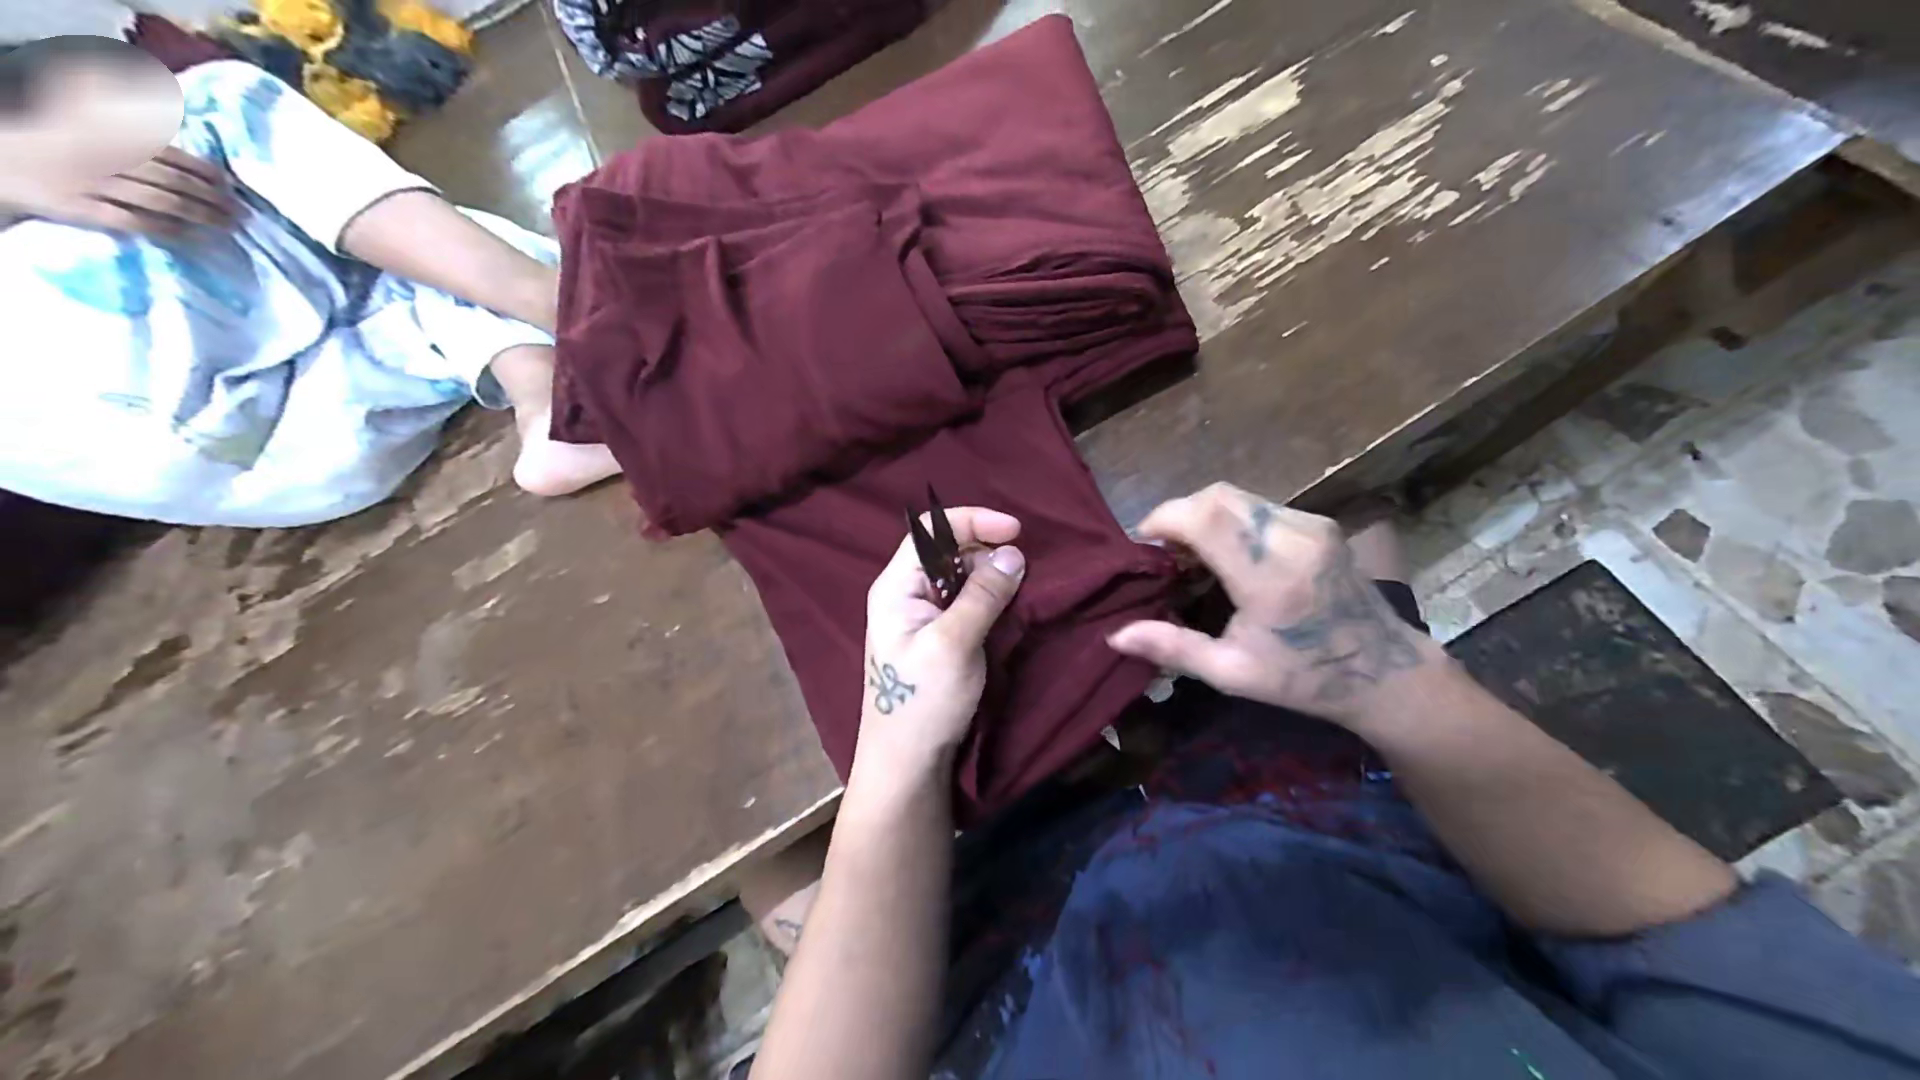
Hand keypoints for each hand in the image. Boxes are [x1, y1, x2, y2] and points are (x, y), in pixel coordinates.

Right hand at [0, 147, 236, 235]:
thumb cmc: (48, 145)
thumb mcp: (82, 126)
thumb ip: (123, 129)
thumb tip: (168, 129)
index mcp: (104, 135)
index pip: (168, 154)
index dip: (205, 171)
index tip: (231, 185)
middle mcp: (102, 158)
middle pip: (173, 181)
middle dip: (215, 198)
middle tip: (243, 213)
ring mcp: (89, 183)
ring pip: (161, 201)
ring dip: (202, 215)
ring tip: (229, 226)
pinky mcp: (77, 206)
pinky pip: (132, 220)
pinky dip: (167, 229)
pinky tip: (194, 237)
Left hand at [852, 508, 1026, 792]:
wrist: (908, 763)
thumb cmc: (922, 702)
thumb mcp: (954, 644)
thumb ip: (982, 595)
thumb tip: (1013, 553)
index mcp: (896, 587)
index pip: (931, 532)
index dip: (973, 522)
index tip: (1017, 531)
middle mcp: (906, 593)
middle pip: (947, 551)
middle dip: (986, 549)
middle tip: (1026, 566)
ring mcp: (922, 616)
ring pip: (960, 577)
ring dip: (991, 575)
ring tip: (1023, 585)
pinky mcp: (939, 636)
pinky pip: (965, 602)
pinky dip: (989, 598)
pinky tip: (1010, 605)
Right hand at [1107, 483, 1435, 725]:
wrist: (1385, 672)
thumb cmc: (1303, 679)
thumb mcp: (1232, 672)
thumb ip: (1172, 647)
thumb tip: (1114, 635)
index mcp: (1270, 578)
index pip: (1204, 516)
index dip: (1163, 519)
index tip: (1144, 544)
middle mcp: (1293, 539)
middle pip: (1216, 495)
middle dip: (1178, 514)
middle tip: (1163, 550)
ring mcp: (1311, 526)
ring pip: (1235, 495)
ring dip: (1201, 514)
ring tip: (1190, 551)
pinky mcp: (1319, 523)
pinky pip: (1257, 504)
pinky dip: (1228, 517)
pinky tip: (1224, 550)